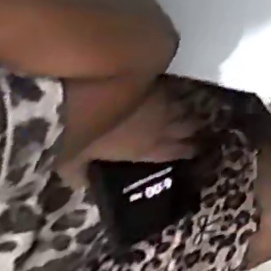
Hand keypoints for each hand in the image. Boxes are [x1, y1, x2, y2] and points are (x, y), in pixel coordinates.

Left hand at [58, 79, 203, 187]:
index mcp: (145, 149)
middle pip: (188, 128)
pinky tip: (170, 94)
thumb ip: (80, 176)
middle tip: (200, 129)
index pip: (177, 151)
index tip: (197, 150)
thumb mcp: (70, 164)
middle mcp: (160, 127)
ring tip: (189, 110)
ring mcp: (159, 104)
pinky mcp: (152, 85)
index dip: (189, 151)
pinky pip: (171, 92)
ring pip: (183, 108)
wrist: (82, 99)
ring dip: (186, 111)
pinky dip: (173, 95)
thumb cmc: (78, 137)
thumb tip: (81, 185)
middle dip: (194, 129)